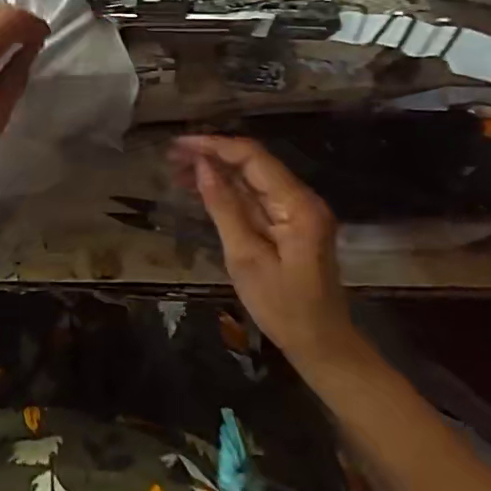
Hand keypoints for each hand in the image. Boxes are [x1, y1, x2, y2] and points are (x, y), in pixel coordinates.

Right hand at [171, 136, 358, 364]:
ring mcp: (296, 211)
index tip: (178, 146)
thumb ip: (223, 206)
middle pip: (252, 162)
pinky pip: (253, 195)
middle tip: (170, 157)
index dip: (214, 146)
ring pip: (250, 177)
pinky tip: (197, 189)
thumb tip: (201, 165)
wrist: (320, 344)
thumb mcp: (245, 257)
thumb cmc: (282, 306)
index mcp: (297, 205)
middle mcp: (301, 200)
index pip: (253, 158)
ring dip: (214, 170)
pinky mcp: (287, 223)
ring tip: (176, 171)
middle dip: (210, 154)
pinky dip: (225, 189)